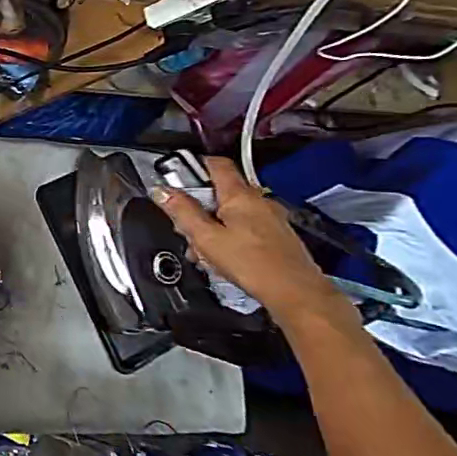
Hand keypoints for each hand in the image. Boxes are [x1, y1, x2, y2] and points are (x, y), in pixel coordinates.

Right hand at [151, 157, 363, 346]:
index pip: (216, 164)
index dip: (194, 166)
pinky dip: (232, 237)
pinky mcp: (277, 235)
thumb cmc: (255, 264)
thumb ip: (183, 212)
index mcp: (240, 194)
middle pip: (221, 192)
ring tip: (204, 250)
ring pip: (233, 213)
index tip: (177, 179)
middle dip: (199, 208)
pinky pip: (248, 227)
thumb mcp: (206, 238)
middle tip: (186, 226)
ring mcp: (271, 217)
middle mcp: (259, 200)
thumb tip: (163, 192)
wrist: (293, 291)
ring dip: (214, 226)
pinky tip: (224, 259)